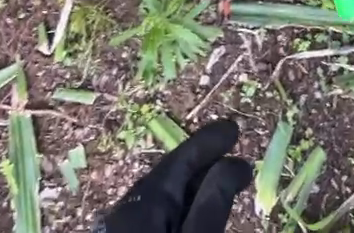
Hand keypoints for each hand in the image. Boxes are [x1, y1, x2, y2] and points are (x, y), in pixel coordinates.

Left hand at [97, 119, 251, 232]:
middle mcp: (125, 209)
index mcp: (143, 203)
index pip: (181, 160)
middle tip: (230, 152)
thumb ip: (211, 205)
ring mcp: (119, 227)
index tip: (234, 129)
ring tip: (218, 181)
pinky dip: (177, 208)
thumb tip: (233, 164)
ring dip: (191, 187)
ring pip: (161, 199)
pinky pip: (154, 217)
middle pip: (169, 176)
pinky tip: (191, 213)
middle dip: (201, 162)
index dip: (208, 141)